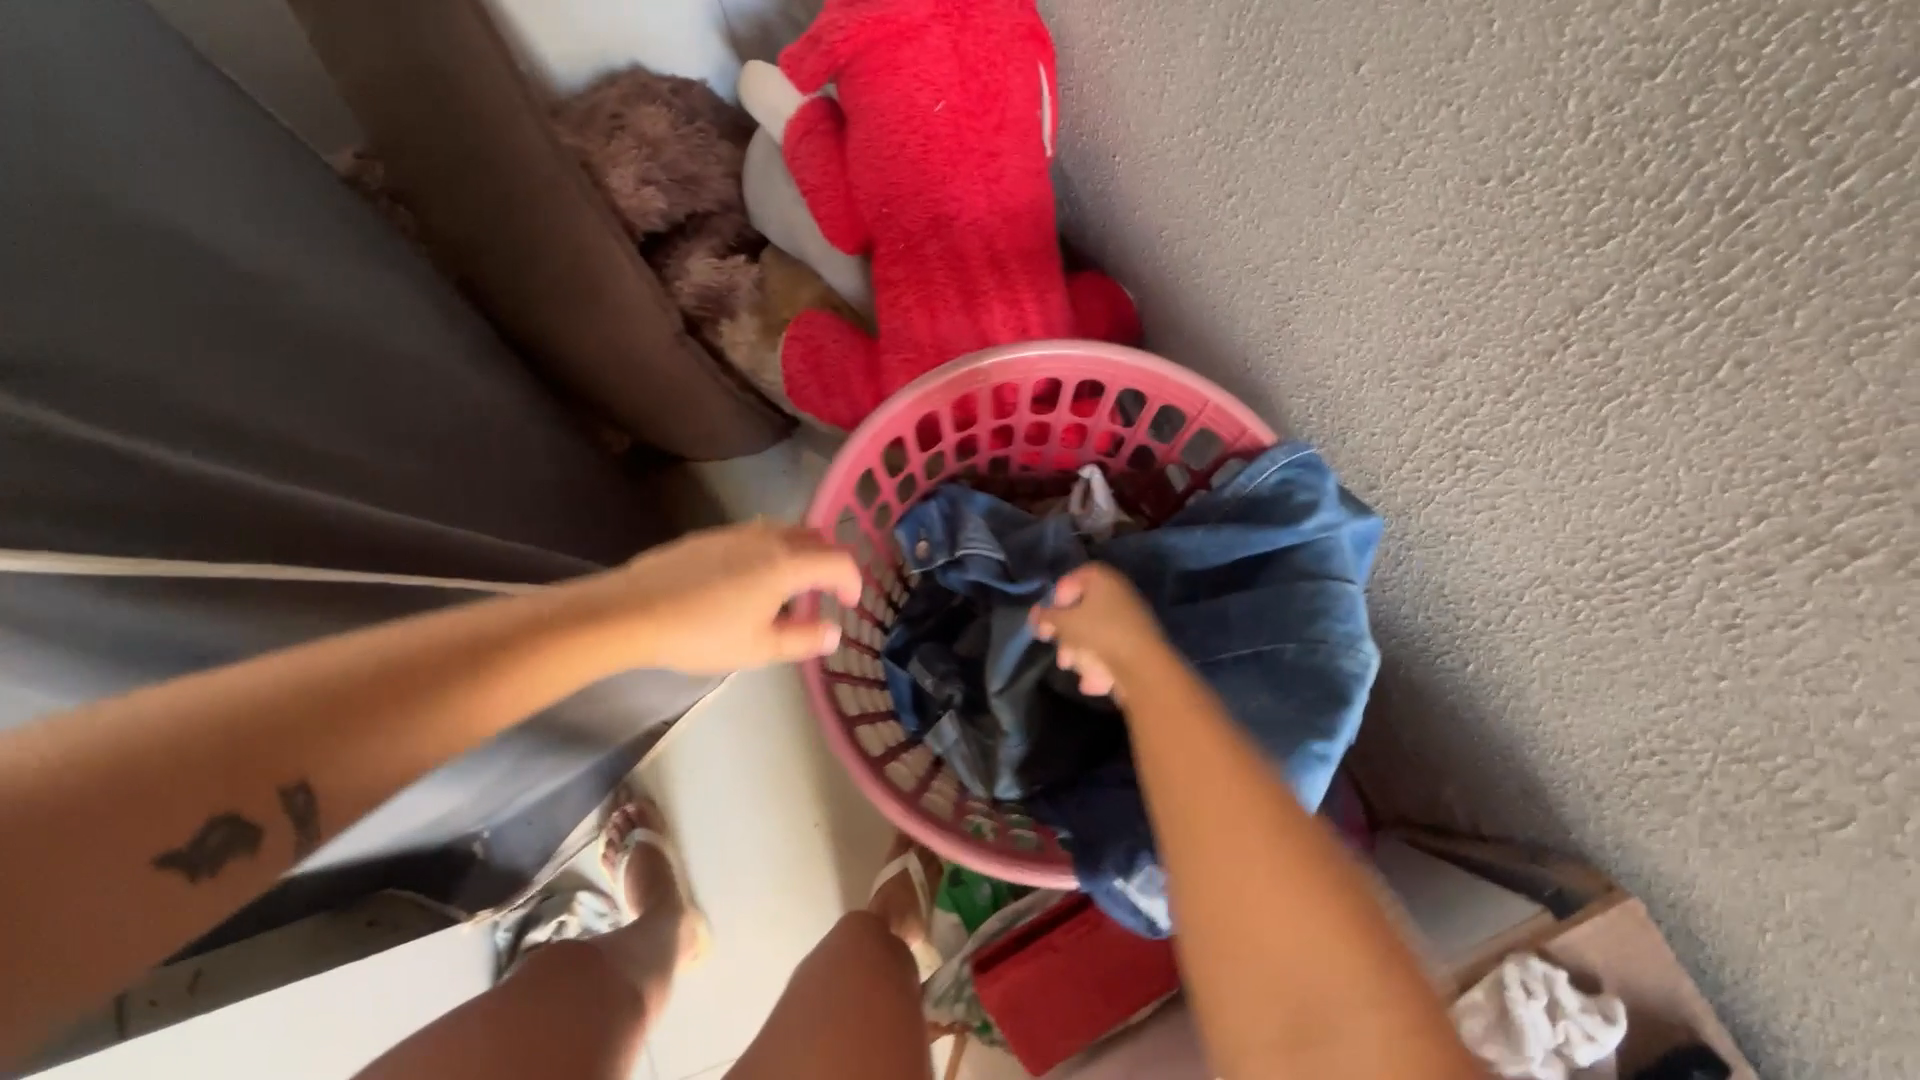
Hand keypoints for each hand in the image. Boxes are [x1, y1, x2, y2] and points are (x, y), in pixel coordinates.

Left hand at [602, 521, 863, 674]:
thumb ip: (803, 639)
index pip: (838, 561)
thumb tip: (834, 632)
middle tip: (827, 591)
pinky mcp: (710, 536)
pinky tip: (750, 581)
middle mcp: (768, 539)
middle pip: (815, 537)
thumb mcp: (759, 648)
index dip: (852, 581)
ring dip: (801, 553)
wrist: (632, 610)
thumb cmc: (702, 634)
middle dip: (830, 561)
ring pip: (784, 531)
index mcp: (787, 564)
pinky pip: (757, 535)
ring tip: (790, 587)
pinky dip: (771, 551)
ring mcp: (736, 533)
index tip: (850, 603)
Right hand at [1029, 564, 1173, 699]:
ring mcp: (1129, 622)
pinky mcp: (1136, 646)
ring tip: (1072, 666)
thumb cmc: (1100, 634)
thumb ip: (1045, 617)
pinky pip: (1109, 652)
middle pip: (1083, 610)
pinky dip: (1098, 665)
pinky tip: (1091, 681)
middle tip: (1056, 645)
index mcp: (1104, 581)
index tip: (1049, 616)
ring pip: (1095, 634)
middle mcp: (1119, 596)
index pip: (1075, 578)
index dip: (1058, 596)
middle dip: (1066, 632)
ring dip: (1079, 652)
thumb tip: (1036, 616)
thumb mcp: (1064, 623)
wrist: (1143, 668)